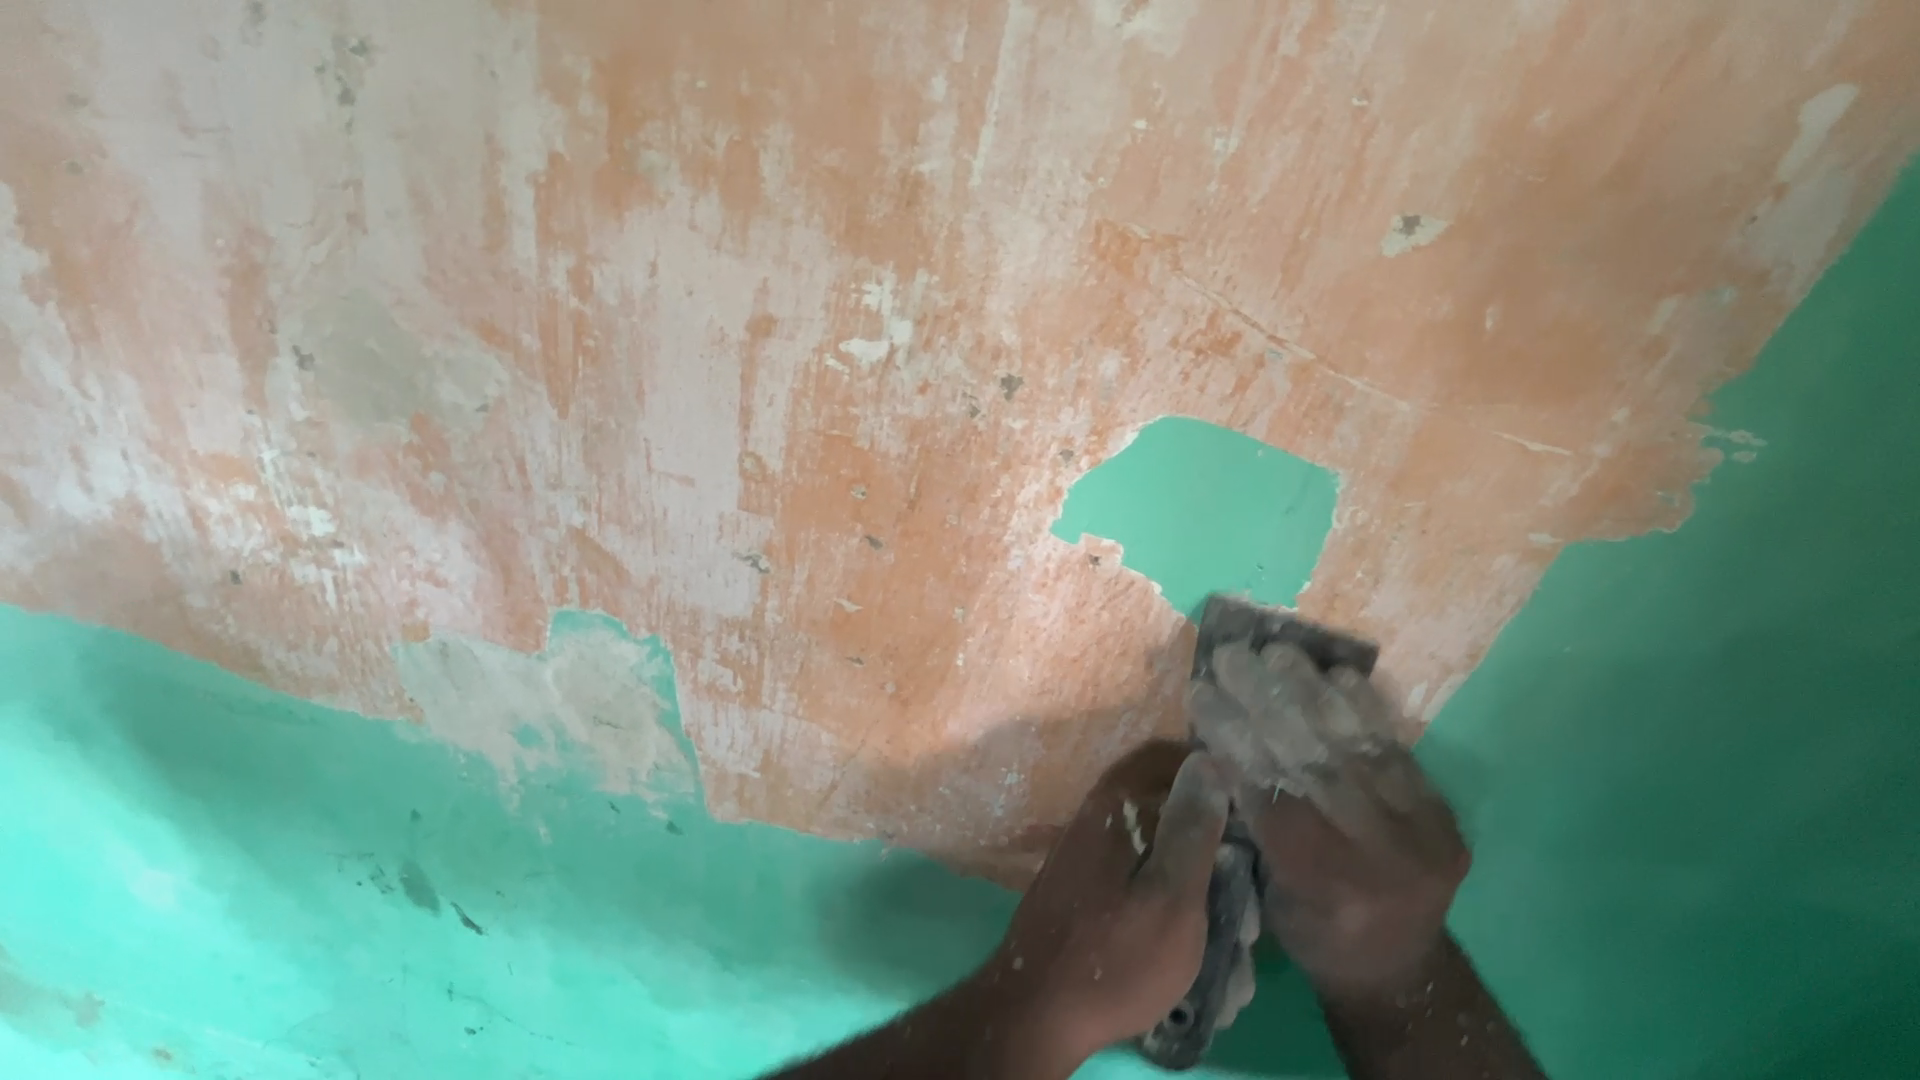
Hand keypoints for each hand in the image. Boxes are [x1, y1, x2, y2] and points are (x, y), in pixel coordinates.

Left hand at [979, 740, 1230, 1064]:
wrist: (1037, 1013)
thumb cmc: (1116, 956)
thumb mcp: (1172, 896)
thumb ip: (1191, 828)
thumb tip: (1206, 760)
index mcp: (1115, 806)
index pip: (1169, 758)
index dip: (1215, 778)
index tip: (1250, 815)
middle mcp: (1097, 818)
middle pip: (1168, 809)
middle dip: (1214, 850)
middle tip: (1246, 903)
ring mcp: (1088, 854)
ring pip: (1159, 852)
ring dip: (1198, 890)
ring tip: (1230, 943)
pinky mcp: (1086, 889)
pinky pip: (1140, 881)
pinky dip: (1171, 908)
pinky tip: (1192, 950)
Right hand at [1189, 643, 1469, 997]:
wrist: (1399, 969)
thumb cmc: (1311, 932)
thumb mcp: (1264, 890)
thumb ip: (1247, 824)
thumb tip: (1213, 751)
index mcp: (1322, 884)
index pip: (1269, 792)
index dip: (1233, 737)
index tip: (1201, 691)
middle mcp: (1378, 858)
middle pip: (1314, 763)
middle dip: (1267, 701)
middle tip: (1233, 656)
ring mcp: (1420, 836)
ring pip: (1358, 748)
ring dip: (1313, 692)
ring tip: (1278, 652)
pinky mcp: (1443, 819)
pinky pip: (1398, 752)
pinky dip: (1365, 709)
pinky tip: (1336, 674)